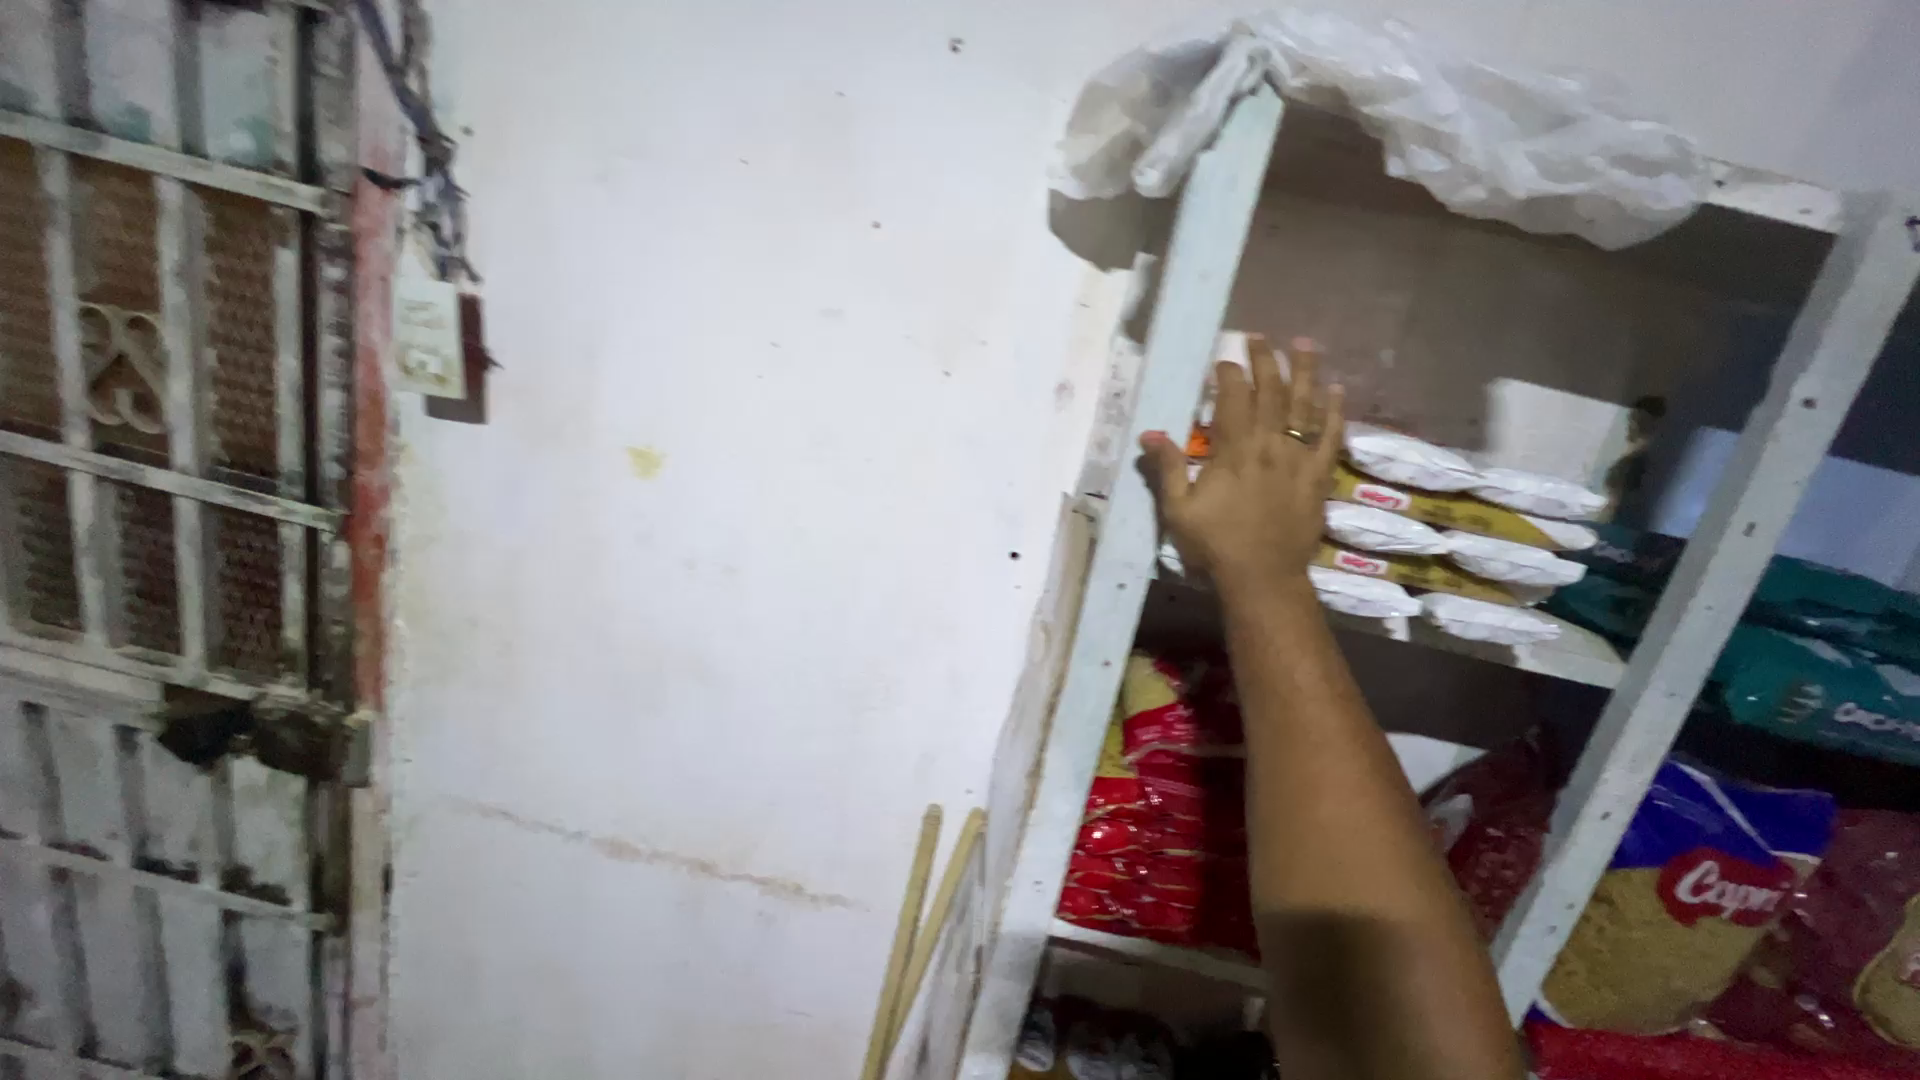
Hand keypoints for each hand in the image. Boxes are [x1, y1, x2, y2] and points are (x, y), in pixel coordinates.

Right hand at [1141, 336, 1344, 591]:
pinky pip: (1331, 437)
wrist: (1262, 578)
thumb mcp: (1178, 510)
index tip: (1223, 359)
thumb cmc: (1215, 545)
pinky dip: (1335, 412)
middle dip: (1265, 360)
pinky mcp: (1319, 477)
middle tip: (1259, 337)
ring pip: (1305, 405)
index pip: (1232, 398)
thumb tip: (1150, 433)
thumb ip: (1167, 468)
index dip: (1228, 374)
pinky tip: (1337, 390)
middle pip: (1271, 392)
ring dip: (1304, 371)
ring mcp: (1299, 460)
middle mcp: (1270, 446)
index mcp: (1233, 451)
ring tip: (1303, 343)